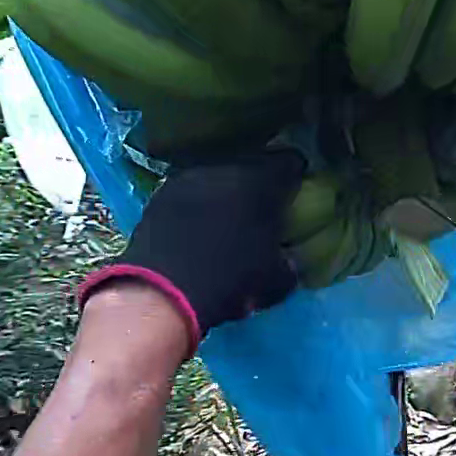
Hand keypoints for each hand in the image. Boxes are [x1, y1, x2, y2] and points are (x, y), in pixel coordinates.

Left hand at [79, 152, 303, 350]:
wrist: (163, 292)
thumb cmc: (230, 283)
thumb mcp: (276, 281)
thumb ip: (290, 262)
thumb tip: (290, 259)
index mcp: (262, 180)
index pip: (291, 163)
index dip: (295, 179)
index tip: (293, 198)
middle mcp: (225, 166)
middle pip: (251, 165)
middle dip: (258, 184)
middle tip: (261, 211)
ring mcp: (188, 176)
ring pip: (217, 175)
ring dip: (225, 192)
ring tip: (225, 221)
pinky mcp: (160, 193)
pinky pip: (190, 191)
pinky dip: (197, 204)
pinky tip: (195, 228)